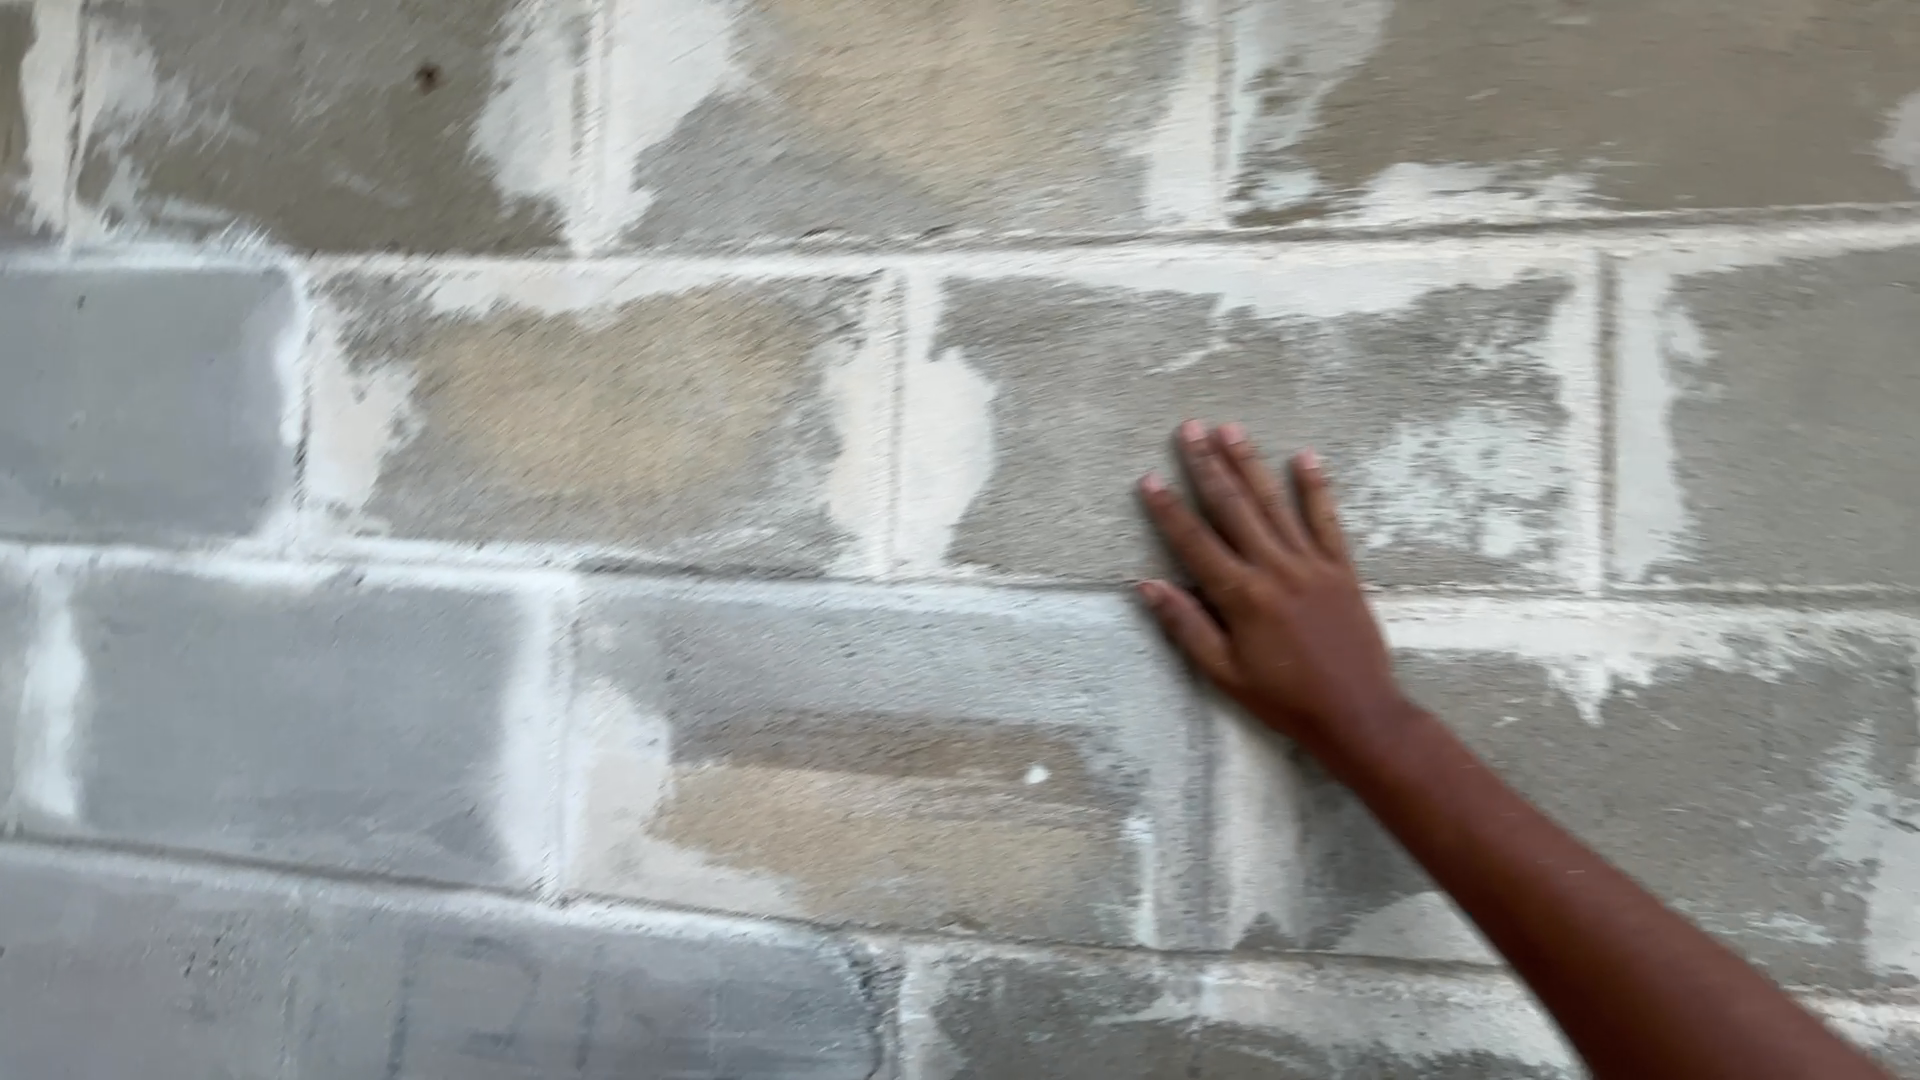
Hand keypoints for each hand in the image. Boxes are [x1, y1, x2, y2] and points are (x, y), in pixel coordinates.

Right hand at [1137, 421, 1411, 764]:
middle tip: (1189, 429)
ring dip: (1250, 463)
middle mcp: (1275, 570)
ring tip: (1231, 429)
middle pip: (1233, 508)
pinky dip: (1316, 488)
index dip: (1168, 509)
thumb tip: (1146, 585)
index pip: (1194, 541)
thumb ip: (1185, 625)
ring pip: (1275, 504)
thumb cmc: (1282, 698)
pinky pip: (1327, 521)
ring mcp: (1312, 565)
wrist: (1358, 714)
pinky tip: (1305, 457)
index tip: (1150, 479)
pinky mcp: (1342, 569)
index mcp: (1241, 596)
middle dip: (1207, 465)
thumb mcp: (1222, 671)